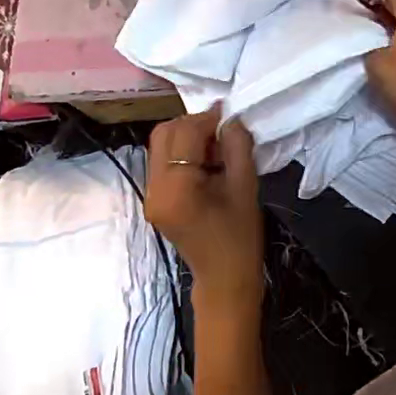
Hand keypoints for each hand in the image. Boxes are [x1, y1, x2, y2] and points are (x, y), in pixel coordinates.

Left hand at [146, 107, 262, 303]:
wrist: (224, 280)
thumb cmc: (240, 238)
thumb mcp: (245, 188)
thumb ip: (237, 147)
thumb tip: (230, 120)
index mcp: (176, 188)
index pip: (184, 134)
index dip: (207, 118)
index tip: (229, 114)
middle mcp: (154, 188)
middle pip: (163, 134)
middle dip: (192, 125)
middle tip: (222, 132)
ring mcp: (149, 195)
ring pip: (159, 146)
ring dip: (185, 138)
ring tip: (215, 150)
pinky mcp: (153, 200)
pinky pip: (162, 163)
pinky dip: (181, 154)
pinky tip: (205, 164)